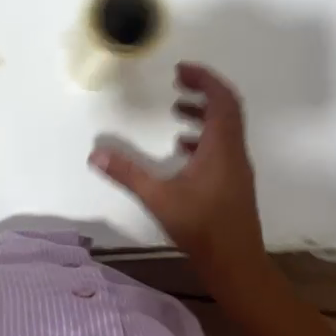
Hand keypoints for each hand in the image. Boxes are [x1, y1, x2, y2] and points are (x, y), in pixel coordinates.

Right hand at [91, 62, 266, 277]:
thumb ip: (127, 174)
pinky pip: (223, 146)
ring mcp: (237, 168)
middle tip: (177, 81)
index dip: (205, 79)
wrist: (238, 266)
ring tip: (176, 110)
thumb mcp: (159, 199)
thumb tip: (96, 154)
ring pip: (226, 128)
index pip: (222, 99)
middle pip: (227, 108)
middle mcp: (234, 152)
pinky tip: (181, 149)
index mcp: (222, 147)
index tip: (181, 69)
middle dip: (203, 90)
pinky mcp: (234, 183)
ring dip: (203, 113)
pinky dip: (204, 136)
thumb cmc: (202, 228)